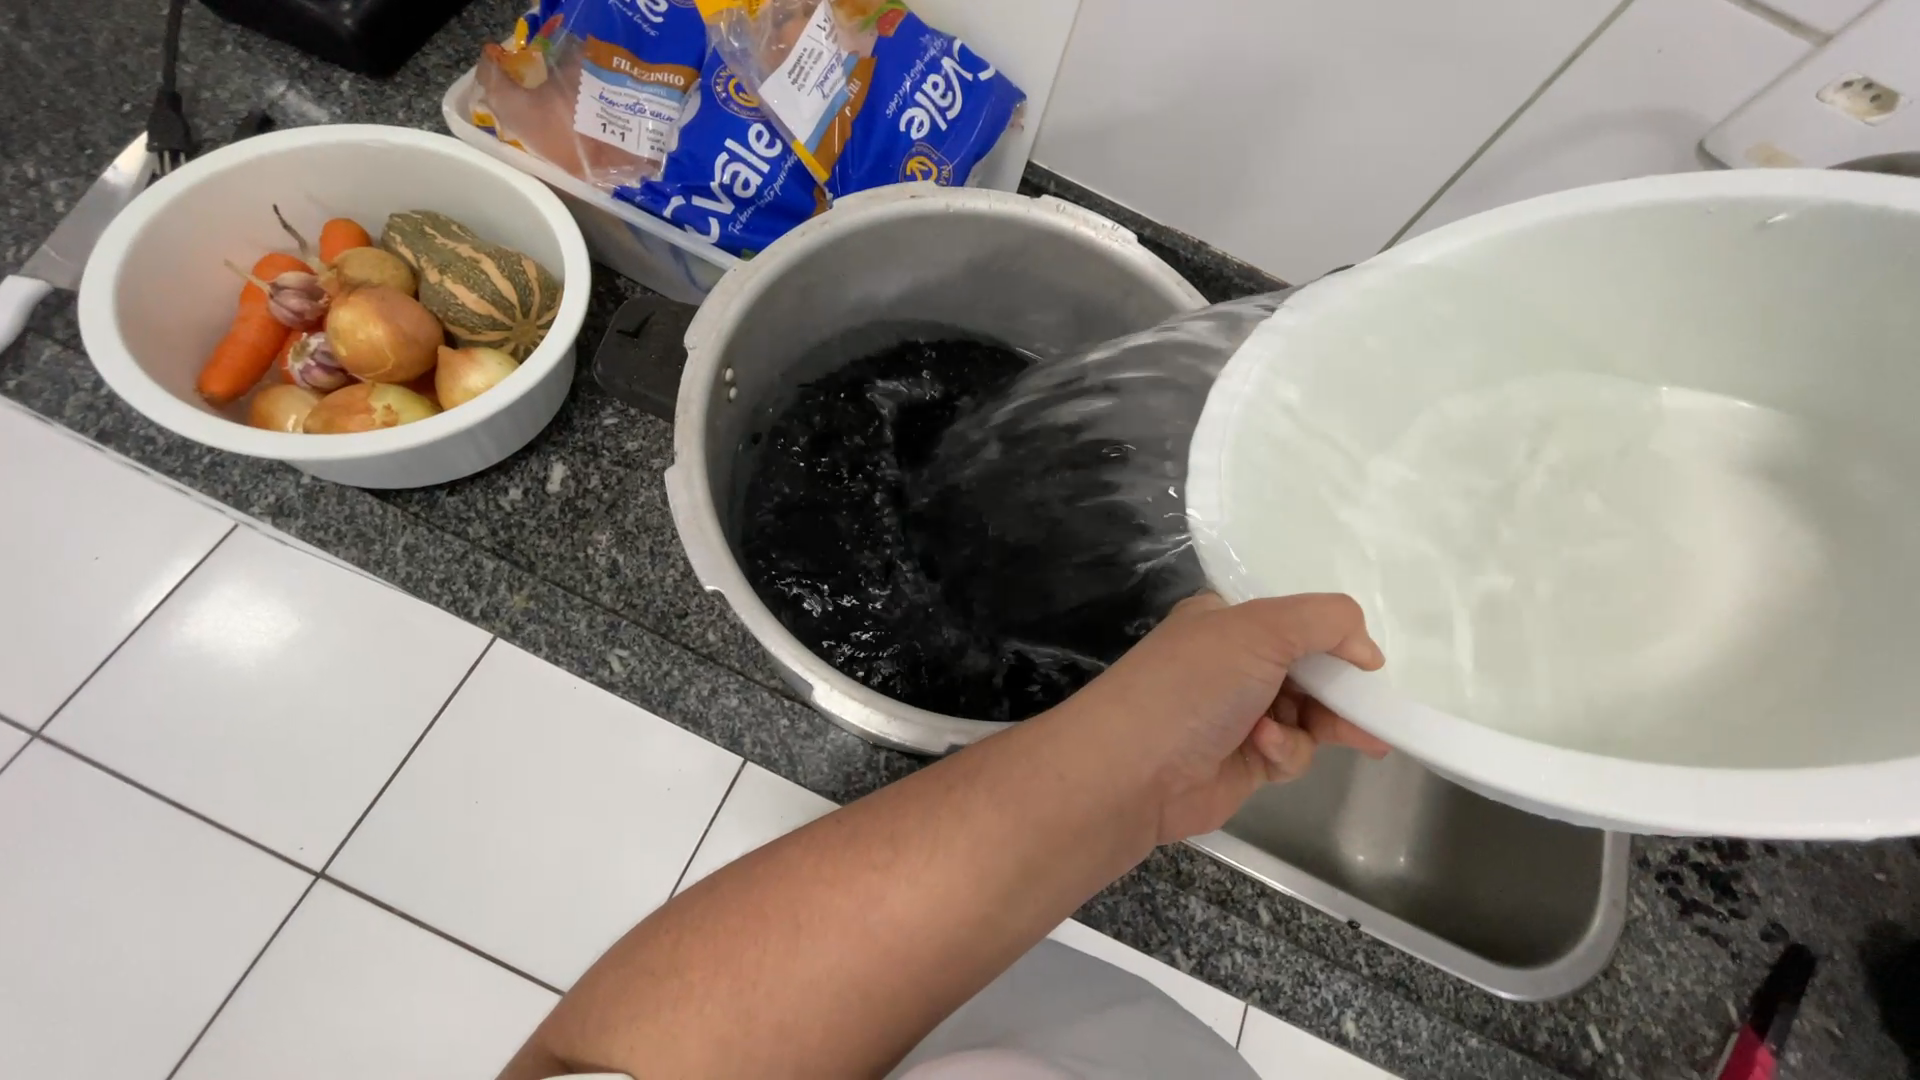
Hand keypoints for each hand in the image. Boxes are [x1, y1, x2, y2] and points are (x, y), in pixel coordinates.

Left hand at [1065, 592, 1388, 844]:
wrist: (1134, 770)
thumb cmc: (1193, 685)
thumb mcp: (1259, 630)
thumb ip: (1324, 622)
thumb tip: (1366, 650)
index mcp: (1222, 620)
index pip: (1291, 619)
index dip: (1331, 637)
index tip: (1364, 660)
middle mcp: (1228, 662)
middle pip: (1307, 669)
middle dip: (1337, 688)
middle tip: (1366, 707)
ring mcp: (1234, 713)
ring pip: (1307, 714)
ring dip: (1315, 723)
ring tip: (1324, 731)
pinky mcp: (1242, 761)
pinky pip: (1290, 751)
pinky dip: (1286, 751)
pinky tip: (1264, 750)